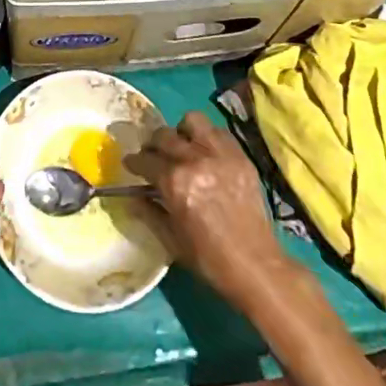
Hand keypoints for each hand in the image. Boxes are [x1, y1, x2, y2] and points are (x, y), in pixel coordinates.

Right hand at [125, 112, 292, 306]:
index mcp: (175, 182)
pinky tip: (206, 153)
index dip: (134, 161)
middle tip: (154, 156)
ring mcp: (221, 154)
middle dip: (153, 145)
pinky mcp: (241, 156)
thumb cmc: (208, 257)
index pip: (145, 160)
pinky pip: (219, 132)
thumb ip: (148, 212)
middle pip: (164, 135)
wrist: (254, 264)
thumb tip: (132, 197)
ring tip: (182, 147)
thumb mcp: (170, 239)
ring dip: (181, 132)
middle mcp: (195, 160)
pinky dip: (208, 137)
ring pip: (193, 121)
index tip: (130, 163)